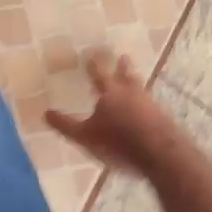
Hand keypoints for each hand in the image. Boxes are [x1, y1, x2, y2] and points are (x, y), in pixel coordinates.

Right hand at [46, 54, 184, 174]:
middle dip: (123, 66)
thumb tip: (45, 112)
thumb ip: (66, 125)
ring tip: (136, 81)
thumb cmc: (120, 143)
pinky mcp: (167, 122)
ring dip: (137, 84)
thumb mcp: (86, 137)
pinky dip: (149, 106)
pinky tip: (150, 112)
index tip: (92, 53)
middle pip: (126, 75)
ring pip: (142, 89)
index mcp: (110, 92)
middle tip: (124, 56)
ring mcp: (152, 106)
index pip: (98, 72)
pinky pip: (155, 108)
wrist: (164, 158)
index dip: (94, 63)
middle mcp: (131, 93)